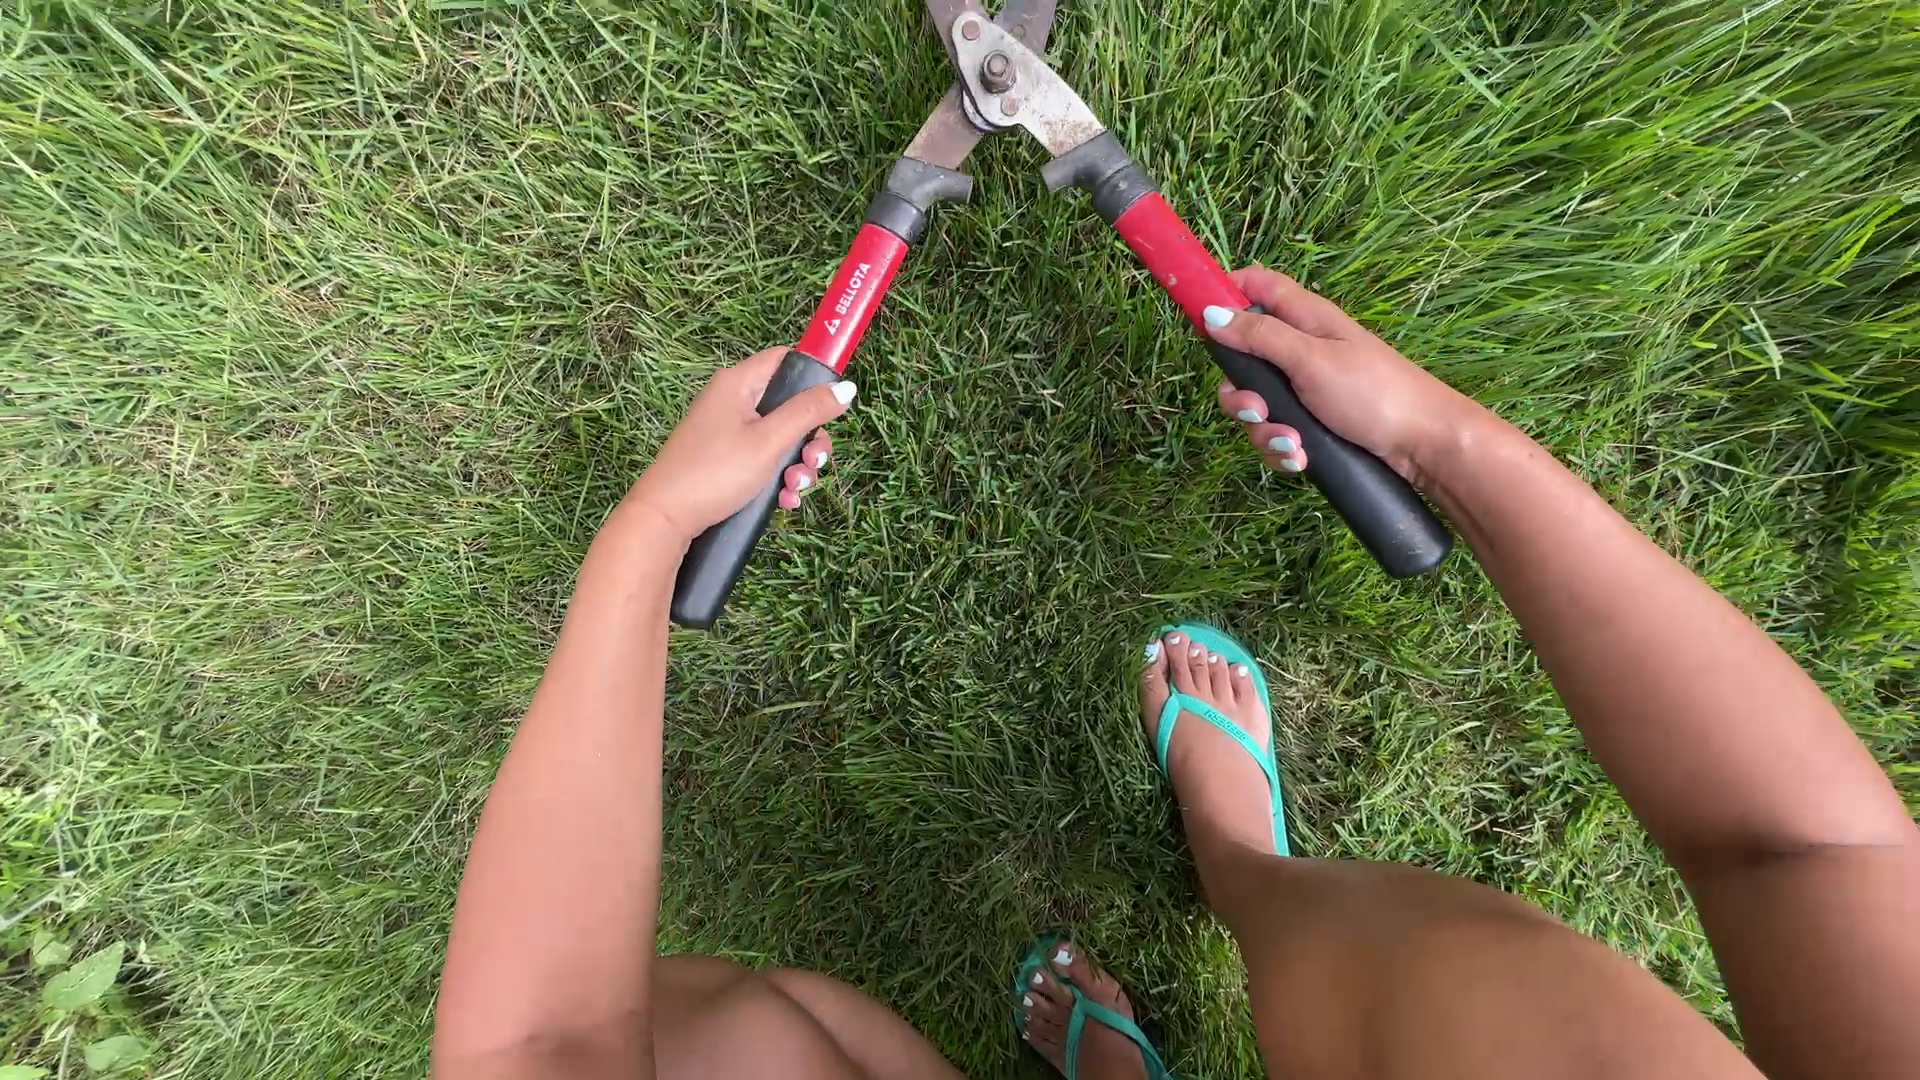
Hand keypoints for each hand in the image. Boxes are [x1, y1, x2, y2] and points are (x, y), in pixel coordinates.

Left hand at [626, 347, 853, 542]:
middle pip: (790, 406)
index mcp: (739, 384)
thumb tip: (847, 388)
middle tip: (813, 462)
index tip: (831, 408)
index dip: (813, 378)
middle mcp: (733, 401)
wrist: (667, 517)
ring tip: (794, 489)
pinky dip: (779, 478)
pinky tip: (784, 500)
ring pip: (782, 438)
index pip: (786, 360)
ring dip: (798, 464)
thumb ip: (809, 413)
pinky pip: (765, 459)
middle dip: (810, 439)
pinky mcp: (727, 458)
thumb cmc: (716, 472)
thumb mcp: (770, 441)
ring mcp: (729, 431)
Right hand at [1201, 266, 1483, 482]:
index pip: (1255, 287)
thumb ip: (1260, 336)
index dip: (1225, 293)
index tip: (1200, 318)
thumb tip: (1211, 313)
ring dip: (1263, 430)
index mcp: (1303, 320)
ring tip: (1292, 443)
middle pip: (1240, 360)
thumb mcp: (1311, 360)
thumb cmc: (1373, 392)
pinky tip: (1300, 458)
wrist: (1421, 445)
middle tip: (1257, 409)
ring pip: (1253, 405)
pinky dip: (1280, 449)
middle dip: (1239, 394)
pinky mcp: (1307, 423)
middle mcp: (1298, 351)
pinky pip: (1273, 433)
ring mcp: (1302, 389)